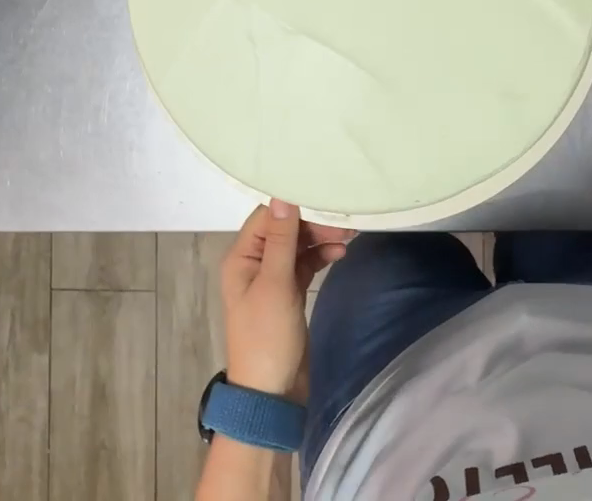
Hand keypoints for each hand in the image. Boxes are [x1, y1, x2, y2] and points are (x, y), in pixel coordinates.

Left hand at [219, 200, 351, 396]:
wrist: (271, 394)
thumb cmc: (267, 336)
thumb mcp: (275, 285)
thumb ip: (281, 240)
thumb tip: (283, 196)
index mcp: (241, 257)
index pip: (267, 217)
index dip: (295, 207)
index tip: (325, 201)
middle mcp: (254, 262)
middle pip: (285, 229)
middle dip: (313, 223)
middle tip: (345, 222)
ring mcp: (272, 279)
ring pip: (298, 246)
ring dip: (320, 239)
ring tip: (350, 235)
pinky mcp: (289, 293)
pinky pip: (305, 264)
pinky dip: (321, 257)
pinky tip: (340, 253)